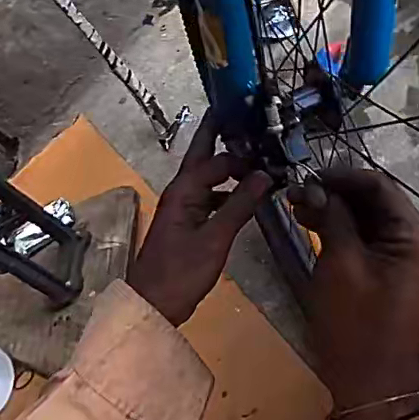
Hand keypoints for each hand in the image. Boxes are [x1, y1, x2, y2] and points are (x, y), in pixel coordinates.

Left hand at [128, 113, 273, 324]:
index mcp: (184, 190)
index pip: (216, 160)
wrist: (153, 303)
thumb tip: (264, 175)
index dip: (241, 153)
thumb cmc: (181, 272)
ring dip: (226, 165)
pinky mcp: (185, 221)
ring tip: (253, 156)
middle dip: (218, 135)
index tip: (265, 142)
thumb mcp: (215, 239)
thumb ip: (240, 205)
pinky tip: (243, 196)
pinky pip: (207, 195)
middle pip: (202, 155)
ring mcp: (181, 206)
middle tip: (241, 116)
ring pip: (205, 176)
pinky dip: (225, 190)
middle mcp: (180, 191)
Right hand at [290, 168, 418, 419]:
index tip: (306, 176)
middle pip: (373, 201)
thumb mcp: (341, 264)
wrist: (369, 384)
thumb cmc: (356, 324)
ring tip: (294, 204)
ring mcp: (401, 259)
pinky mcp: (385, 272)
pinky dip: (337, 228)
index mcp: (415, 239)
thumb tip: (314, 186)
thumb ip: (332, 217)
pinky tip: (308, 222)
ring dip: (332, 208)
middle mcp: (414, 244)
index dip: (342, 176)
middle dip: (334, 192)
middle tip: (294, 190)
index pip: (381, 187)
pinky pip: (363, 238)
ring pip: (365, 218)